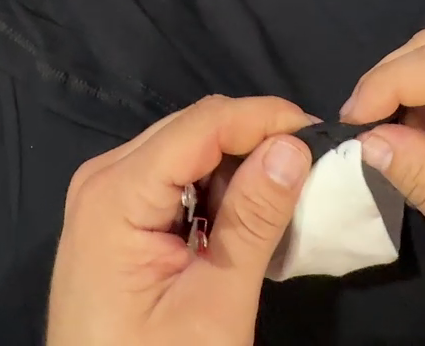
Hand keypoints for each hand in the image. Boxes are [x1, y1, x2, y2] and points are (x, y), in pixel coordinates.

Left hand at [47, 95, 314, 345]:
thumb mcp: (214, 307)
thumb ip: (253, 221)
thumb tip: (294, 146)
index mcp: (117, 194)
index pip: (203, 123)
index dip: (263, 117)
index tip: (319, 132)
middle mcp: (105, 175)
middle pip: (195, 127)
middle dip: (255, 137)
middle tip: (309, 166)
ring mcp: (106, 192)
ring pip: (189, 143)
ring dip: (238, 161)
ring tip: (280, 195)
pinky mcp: (115, 211)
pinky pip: (175, 171)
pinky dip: (215, 183)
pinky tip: (241, 212)